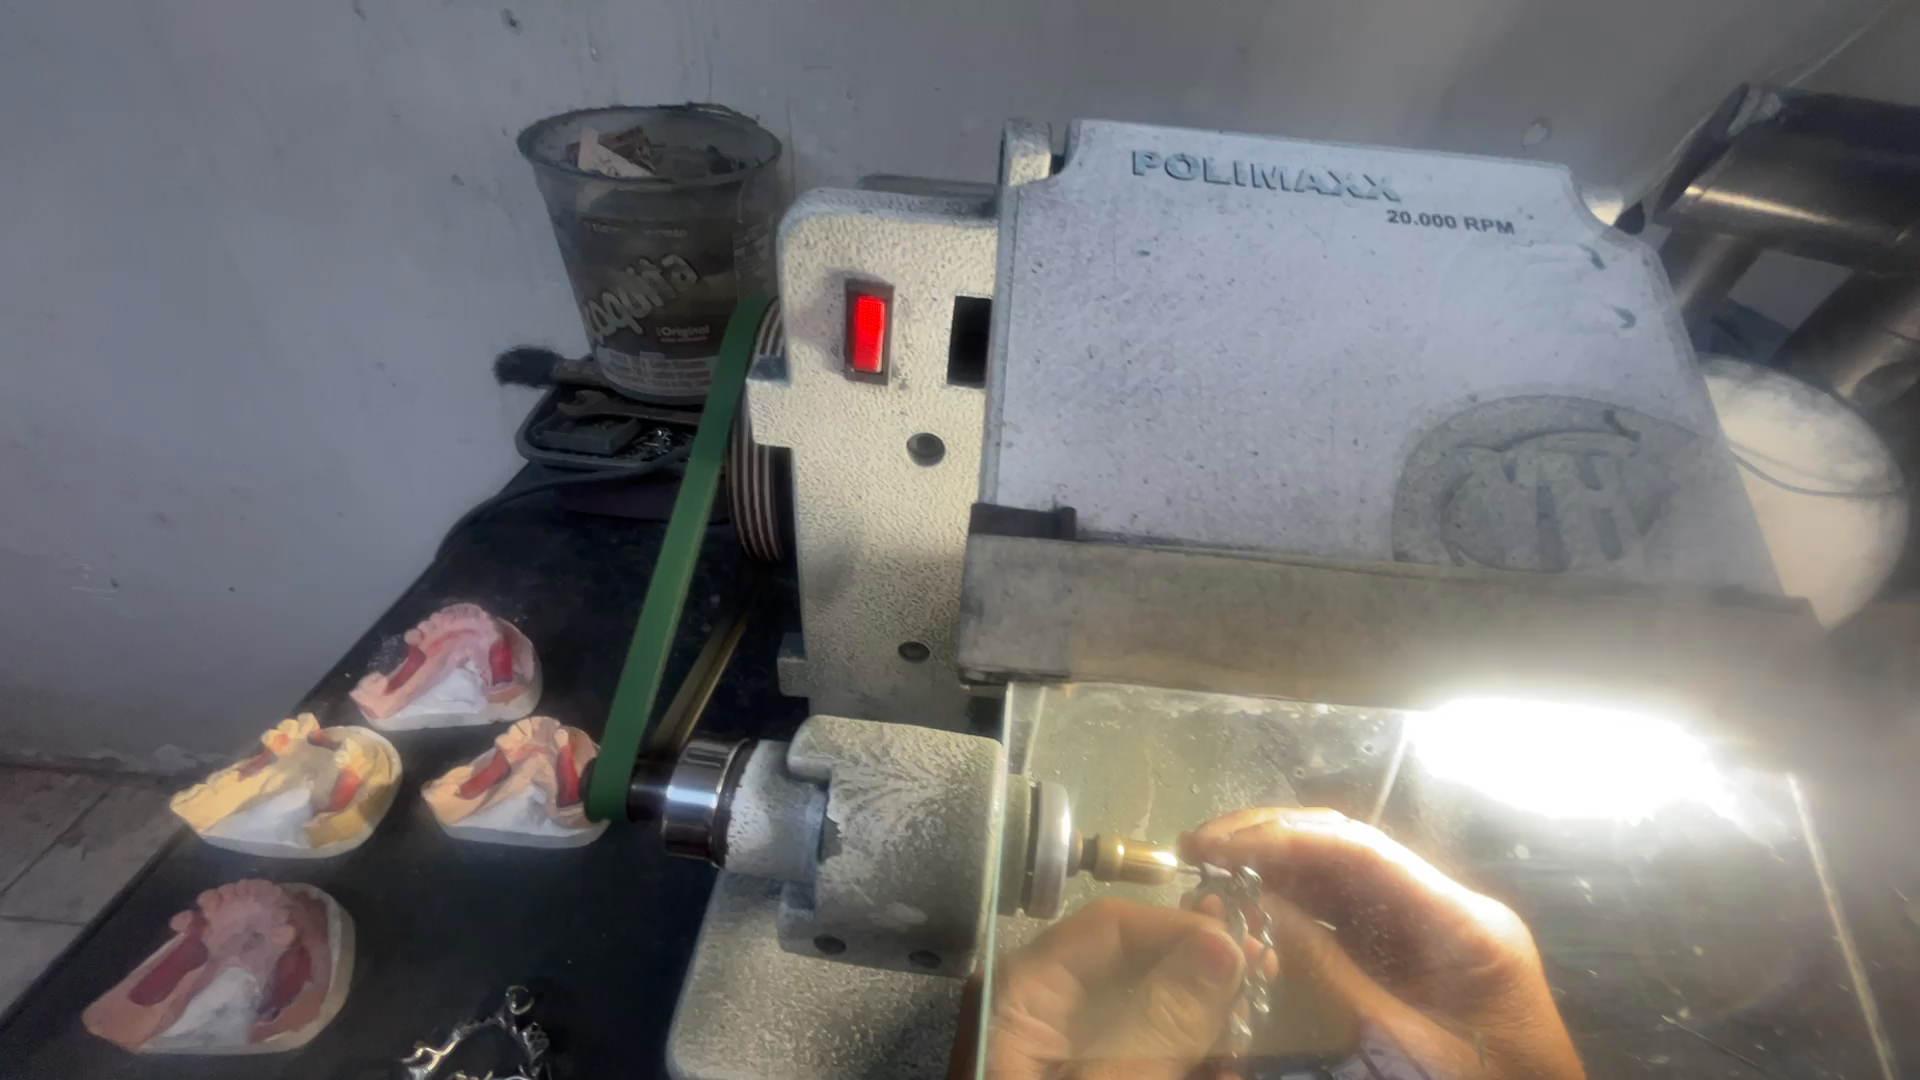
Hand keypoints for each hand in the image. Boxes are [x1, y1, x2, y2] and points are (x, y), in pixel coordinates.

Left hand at [979, 897, 1245, 1079]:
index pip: (1107, 926)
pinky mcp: (1087, 1074)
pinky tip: (1229, 1064)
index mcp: (1022, 992)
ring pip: (1146, 1013)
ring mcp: (1063, 1049)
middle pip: (1131, 966)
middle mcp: (1040, 1008)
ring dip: (1205, 1021)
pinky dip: (1186, 1058)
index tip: (1243, 943)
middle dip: (1200, 973)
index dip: (1178, 926)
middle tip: (1265, 975)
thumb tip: (1222, 942)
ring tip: (1257, 1025)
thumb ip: (1160, 1023)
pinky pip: (1142, 1052)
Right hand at [1182, 807, 1584, 1079]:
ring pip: (1330, 869)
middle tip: (1197, 846)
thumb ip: (1324, 973)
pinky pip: (1332, 909)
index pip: (1359, 849)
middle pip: (1342, 845)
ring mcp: (1419, 927)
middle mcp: (1439, 907)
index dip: (1279, 837)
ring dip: (1266, 861)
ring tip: (1207, 862)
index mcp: (1463, 923)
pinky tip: (1243, 899)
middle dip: (1264, 837)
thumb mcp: (1397, 1050)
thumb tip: (1251, 901)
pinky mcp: (1398, 952)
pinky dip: (1283, 899)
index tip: (1215, 846)